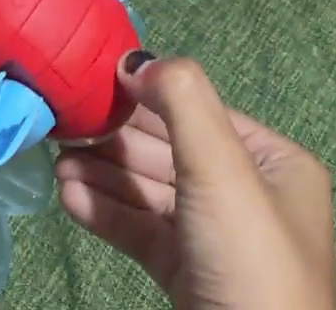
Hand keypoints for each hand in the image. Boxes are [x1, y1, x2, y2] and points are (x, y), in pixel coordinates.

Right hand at [56, 55, 335, 309]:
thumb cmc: (247, 259)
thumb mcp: (221, 167)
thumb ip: (182, 100)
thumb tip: (137, 60)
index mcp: (277, 165)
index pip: (202, 114)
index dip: (149, 96)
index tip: (97, 82)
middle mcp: (251, 196)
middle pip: (172, 151)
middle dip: (118, 139)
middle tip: (67, 123)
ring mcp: (218, 239)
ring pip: (153, 192)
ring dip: (105, 174)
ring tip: (57, 162)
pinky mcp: (189, 275)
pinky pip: (144, 231)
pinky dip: (108, 212)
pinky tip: (70, 196)